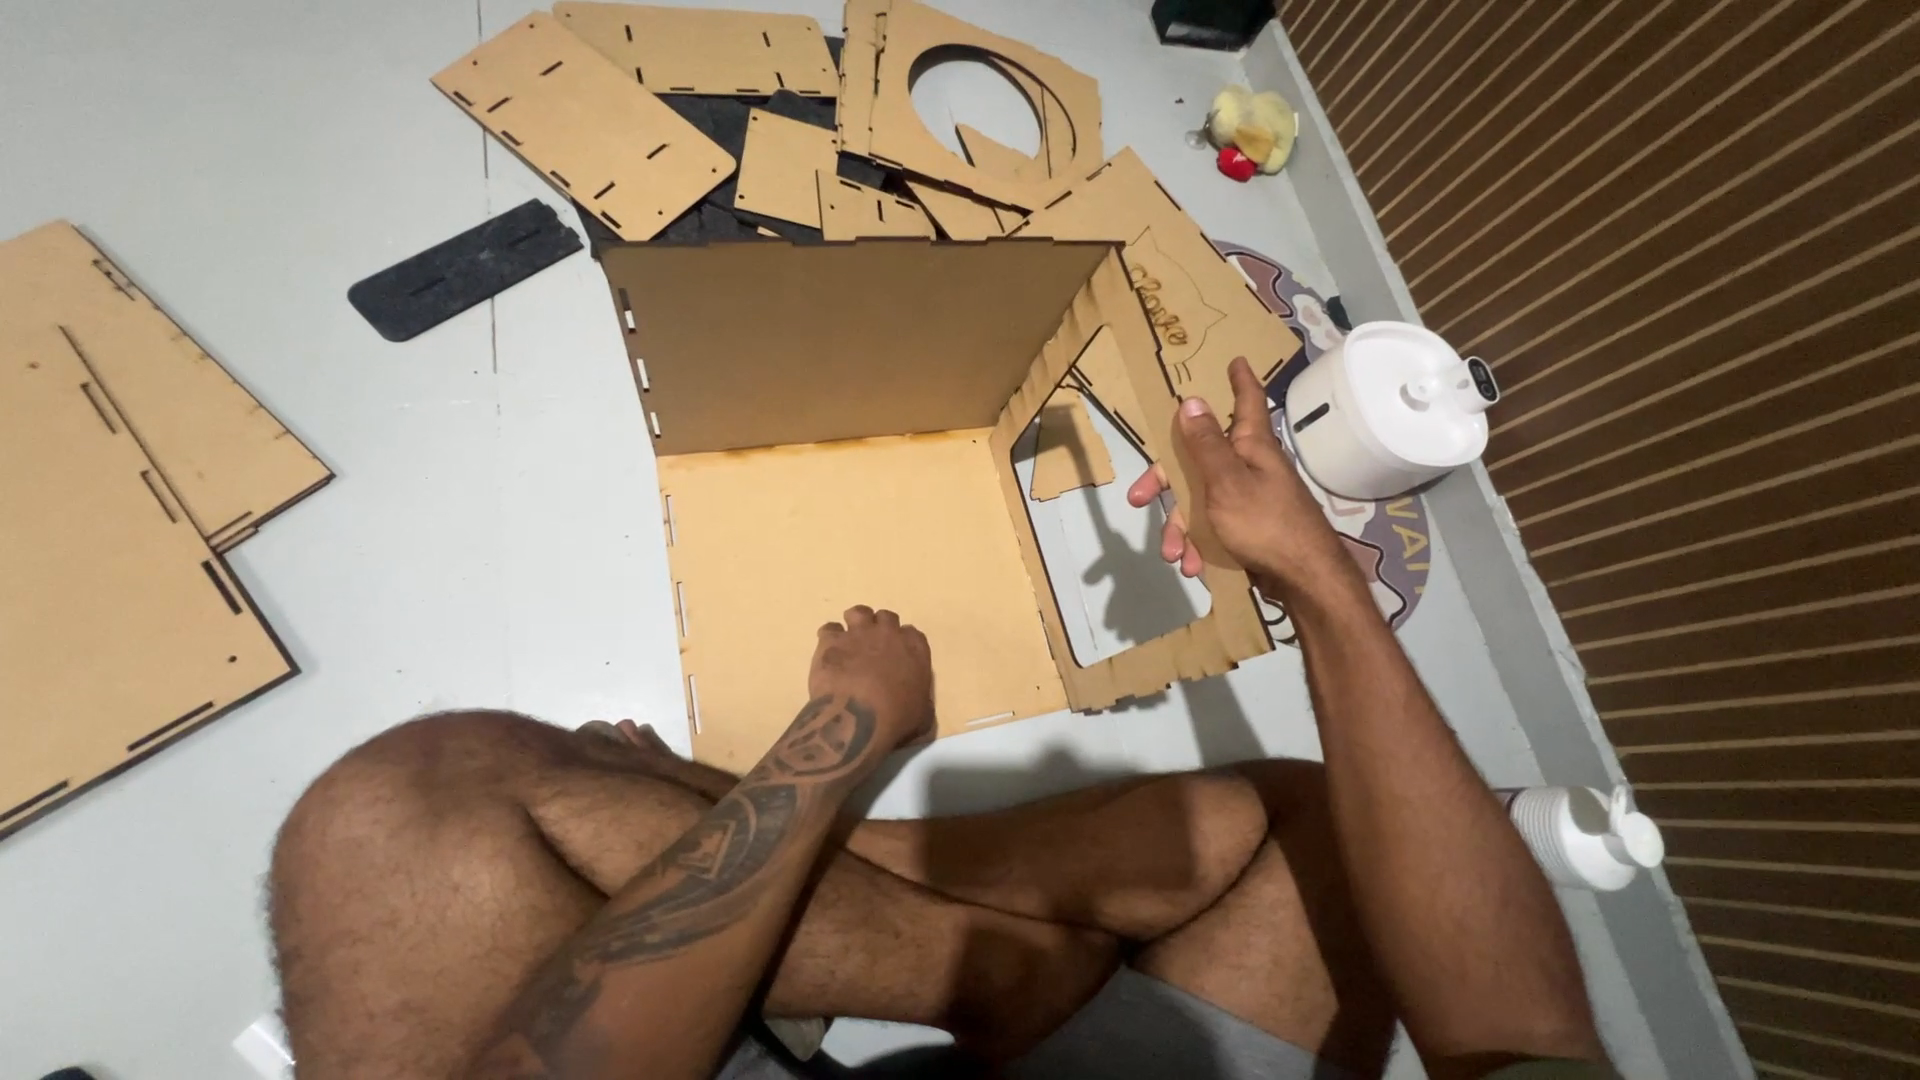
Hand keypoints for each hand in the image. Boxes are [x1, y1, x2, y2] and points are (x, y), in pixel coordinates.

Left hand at [809, 606, 935, 752]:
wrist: (858, 719)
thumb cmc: (897, 719)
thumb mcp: (922, 713)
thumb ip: (920, 698)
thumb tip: (916, 701)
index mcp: (914, 648)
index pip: (911, 633)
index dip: (902, 643)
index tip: (896, 655)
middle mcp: (888, 633)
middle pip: (886, 617)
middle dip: (879, 629)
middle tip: (872, 647)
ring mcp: (859, 633)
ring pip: (858, 612)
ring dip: (855, 624)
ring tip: (849, 641)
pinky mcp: (832, 641)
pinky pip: (829, 628)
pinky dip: (829, 639)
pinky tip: (828, 653)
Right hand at [1127, 357, 1350, 601]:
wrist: (1303, 579)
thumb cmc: (1265, 522)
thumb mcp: (1226, 482)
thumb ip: (1205, 444)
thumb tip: (1190, 400)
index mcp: (1250, 447)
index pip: (1246, 402)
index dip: (1239, 381)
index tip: (1234, 361)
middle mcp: (1250, 467)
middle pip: (1199, 460)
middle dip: (1165, 483)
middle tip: (1136, 497)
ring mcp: (1248, 499)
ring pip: (1199, 501)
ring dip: (1179, 528)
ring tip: (1173, 554)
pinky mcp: (1247, 528)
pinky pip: (1212, 528)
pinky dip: (1198, 546)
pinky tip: (1192, 565)